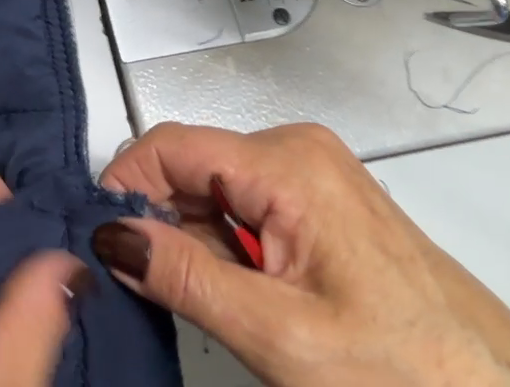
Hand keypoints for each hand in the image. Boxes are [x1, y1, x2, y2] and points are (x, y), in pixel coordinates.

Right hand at [94, 123, 509, 386]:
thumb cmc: (405, 372)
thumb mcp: (279, 335)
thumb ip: (186, 277)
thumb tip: (109, 233)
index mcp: (287, 164)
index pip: (169, 146)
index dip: (125, 188)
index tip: (103, 244)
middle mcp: (297, 149)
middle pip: (191, 166)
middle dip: (164, 222)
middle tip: (165, 292)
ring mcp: (313, 173)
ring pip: (215, 189)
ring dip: (197, 241)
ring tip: (224, 305)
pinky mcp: (322, 199)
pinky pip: (247, 205)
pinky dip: (229, 245)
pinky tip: (250, 294)